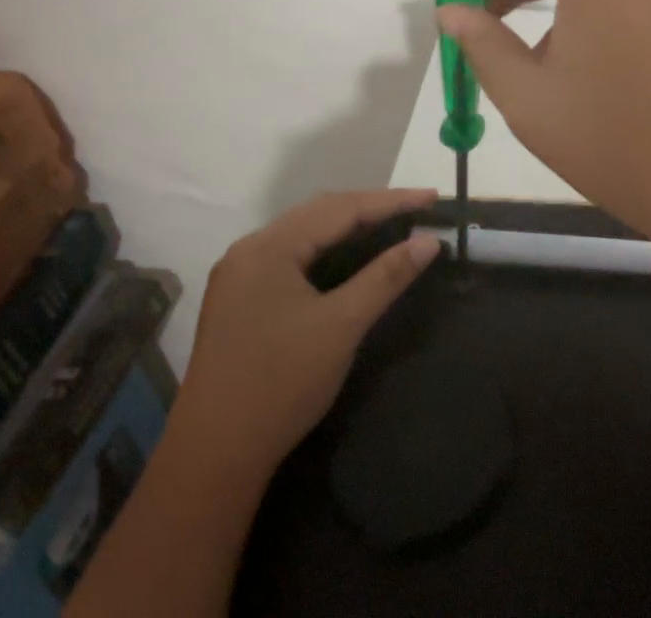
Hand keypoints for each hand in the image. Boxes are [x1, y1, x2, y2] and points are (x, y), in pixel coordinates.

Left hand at [177, 189, 441, 473]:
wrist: (216, 451)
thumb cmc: (281, 381)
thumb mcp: (342, 325)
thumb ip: (386, 276)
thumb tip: (429, 241)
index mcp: (267, 248)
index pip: (339, 209)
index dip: (391, 201)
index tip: (434, 198)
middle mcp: (249, 252)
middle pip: (319, 214)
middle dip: (372, 208)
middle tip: (420, 210)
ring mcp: (242, 278)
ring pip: (306, 237)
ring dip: (351, 228)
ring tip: (397, 226)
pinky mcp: (243, 302)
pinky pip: (295, 259)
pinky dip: (331, 252)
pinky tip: (355, 259)